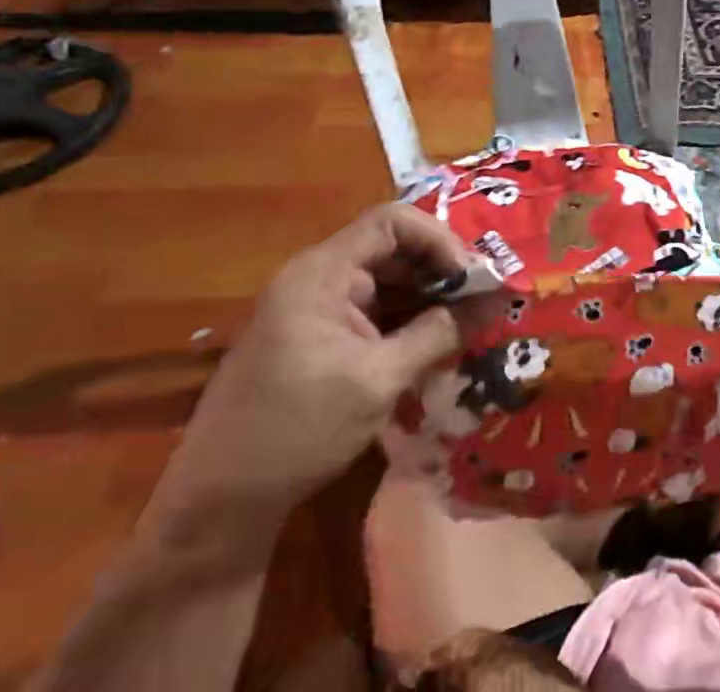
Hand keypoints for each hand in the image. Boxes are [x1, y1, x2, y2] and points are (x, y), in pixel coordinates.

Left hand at [163, 205, 491, 520]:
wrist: (223, 497)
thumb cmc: (298, 429)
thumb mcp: (378, 379)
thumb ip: (439, 334)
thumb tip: (496, 301)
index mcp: (322, 272)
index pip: (391, 222)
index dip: (439, 240)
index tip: (474, 278)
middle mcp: (318, 277)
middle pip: (392, 251)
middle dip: (442, 273)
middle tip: (485, 304)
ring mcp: (317, 308)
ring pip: (387, 284)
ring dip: (429, 300)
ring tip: (471, 325)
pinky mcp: (320, 337)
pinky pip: (374, 313)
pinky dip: (408, 323)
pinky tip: (439, 345)